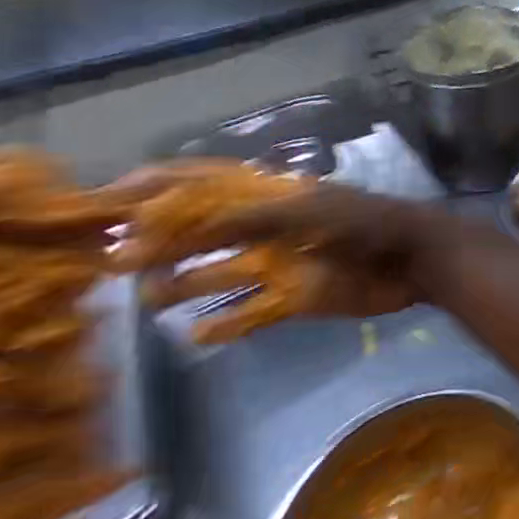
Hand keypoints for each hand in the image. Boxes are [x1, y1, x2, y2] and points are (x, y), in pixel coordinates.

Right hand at [97, 161, 439, 341]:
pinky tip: (197, 335)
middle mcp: (259, 228)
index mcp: (262, 195)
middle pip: (197, 232)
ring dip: (183, 284)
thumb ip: (250, 215)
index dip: (152, 189)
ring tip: (149, 301)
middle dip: (157, 243)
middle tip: (115, 264)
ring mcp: (275, 265)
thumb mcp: (308, 211)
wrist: (412, 260)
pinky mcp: (293, 299)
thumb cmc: (362, 222)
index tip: (106, 203)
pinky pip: (251, 313)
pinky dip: (227, 323)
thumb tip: (180, 219)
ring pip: (218, 273)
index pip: (196, 183)